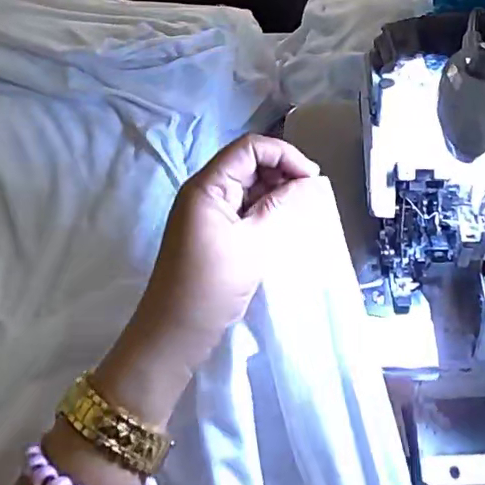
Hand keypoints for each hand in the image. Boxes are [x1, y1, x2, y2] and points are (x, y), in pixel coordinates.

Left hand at [92, 136, 321, 422]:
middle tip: (311, 195)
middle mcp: (205, 192)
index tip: (312, 179)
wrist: (173, 336)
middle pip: (250, 162)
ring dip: (277, 190)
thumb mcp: (253, 242)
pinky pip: (244, 206)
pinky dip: (267, 208)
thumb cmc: (210, 286)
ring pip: (249, 184)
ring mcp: (207, 212)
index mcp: (207, 187)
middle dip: (284, 171)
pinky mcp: (213, 230)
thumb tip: (308, 182)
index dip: (285, 155)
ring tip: (302, 210)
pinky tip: (284, 223)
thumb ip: (281, 205)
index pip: (250, 148)